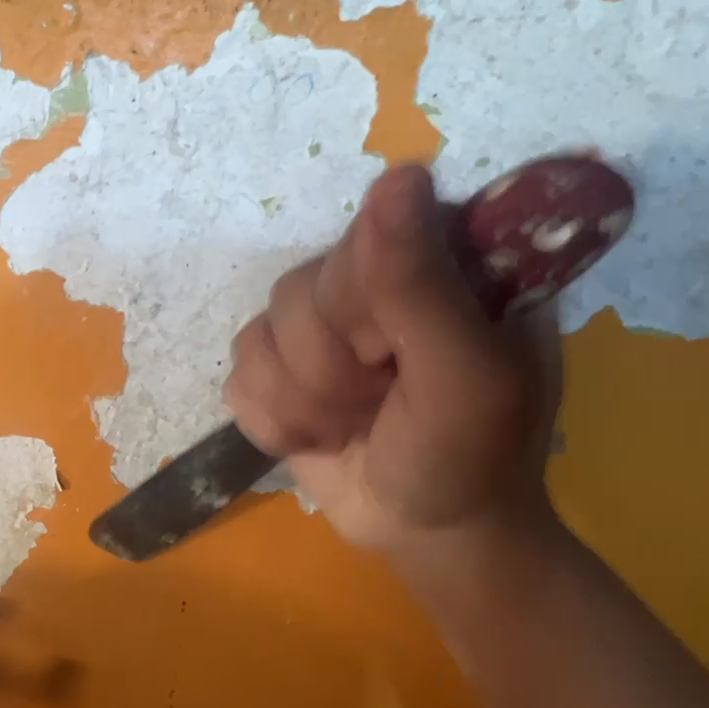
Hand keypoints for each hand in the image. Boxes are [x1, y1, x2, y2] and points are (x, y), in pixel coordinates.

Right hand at [222, 165, 562, 557]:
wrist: (426, 532)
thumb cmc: (471, 456)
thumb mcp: (465, 374)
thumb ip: (421, 285)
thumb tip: (394, 175)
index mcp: (438, 260)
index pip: (364, 235)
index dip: (366, 303)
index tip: (399, 354)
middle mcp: (371, 279)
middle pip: (300, 290)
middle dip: (333, 368)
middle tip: (383, 401)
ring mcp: (317, 324)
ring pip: (259, 334)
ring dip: (304, 401)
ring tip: (354, 424)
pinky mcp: (275, 366)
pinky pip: (237, 374)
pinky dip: (274, 419)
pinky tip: (318, 435)